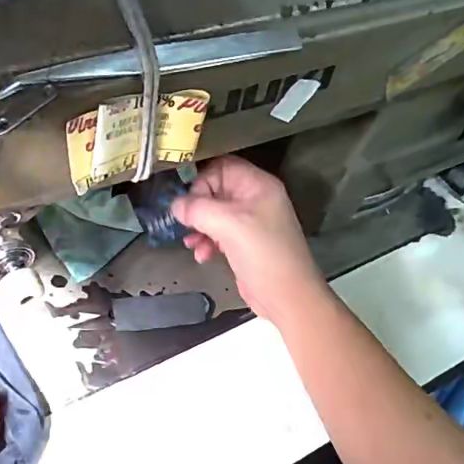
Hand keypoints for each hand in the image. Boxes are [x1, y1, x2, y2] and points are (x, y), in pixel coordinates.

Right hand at [171, 155, 330, 326]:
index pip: (223, 167)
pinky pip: (218, 234)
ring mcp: (250, 223)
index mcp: (258, 186)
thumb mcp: (229, 225)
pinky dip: (207, 242)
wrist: (287, 296)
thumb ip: (198, 210)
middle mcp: (255, 200)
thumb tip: (176, 205)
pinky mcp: (244, 243)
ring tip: (192, 243)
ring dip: (199, 228)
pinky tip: (202, 255)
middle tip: (186, 223)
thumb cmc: (265, 256)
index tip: (189, 202)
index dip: (202, 181)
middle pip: (216, 191)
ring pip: (214, 215)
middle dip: (197, 208)